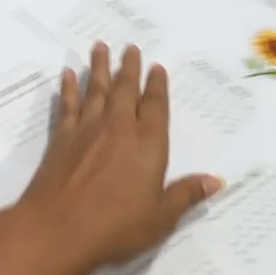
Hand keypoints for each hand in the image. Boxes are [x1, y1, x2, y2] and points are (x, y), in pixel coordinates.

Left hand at [16, 43, 223, 271]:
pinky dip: (68, 88)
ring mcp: (87, 130)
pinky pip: (67, 105)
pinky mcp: (62, 138)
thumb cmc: (117, 226)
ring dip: (99, 67)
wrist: (60, 228)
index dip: (157, 85)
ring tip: (100, 47)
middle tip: (129, 47)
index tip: (156, 66)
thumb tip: (216, 180)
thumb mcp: (161, 217)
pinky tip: (68, 74)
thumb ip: (186, 195)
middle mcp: (119, 128)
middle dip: (129, 67)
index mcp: (148, 144)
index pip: (156, 106)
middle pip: (125, 89)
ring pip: (96, 90)